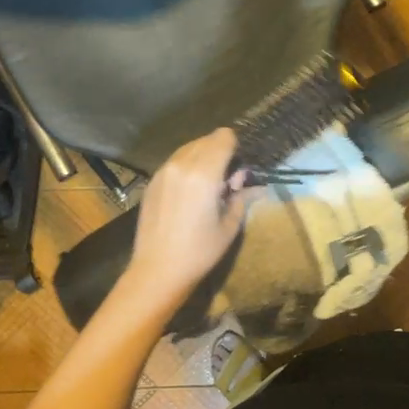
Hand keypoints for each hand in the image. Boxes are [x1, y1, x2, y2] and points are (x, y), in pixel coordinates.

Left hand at [121, 128, 247, 306]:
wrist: (158, 270)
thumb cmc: (200, 252)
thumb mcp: (229, 226)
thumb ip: (242, 198)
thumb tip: (256, 186)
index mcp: (204, 174)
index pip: (224, 138)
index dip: (236, 149)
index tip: (238, 173)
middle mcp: (181, 165)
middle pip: (206, 140)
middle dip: (221, 153)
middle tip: (226, 184)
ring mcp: (162, 171)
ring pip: (188, 149)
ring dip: (203, 159)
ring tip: (207, 189)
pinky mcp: (151, 182)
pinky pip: (174, 163)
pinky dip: (187, 168)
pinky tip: (189, 195)